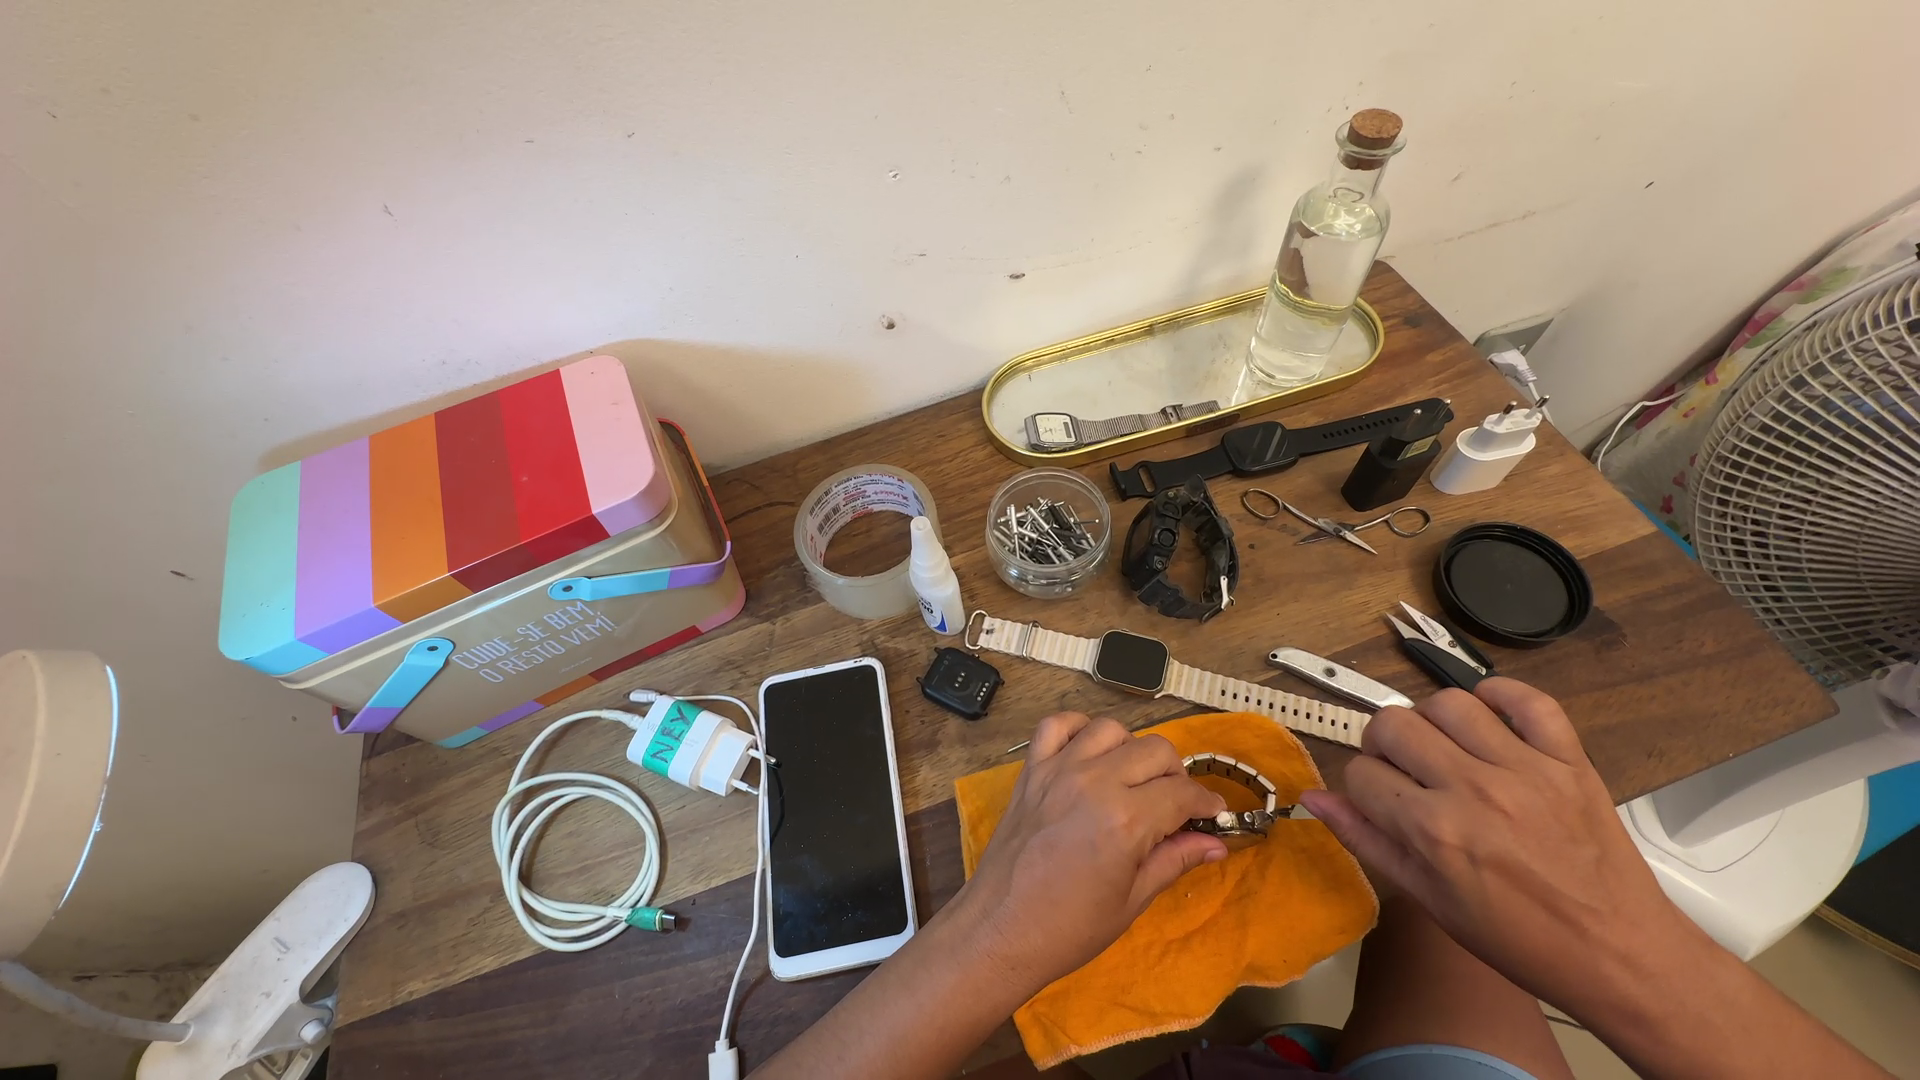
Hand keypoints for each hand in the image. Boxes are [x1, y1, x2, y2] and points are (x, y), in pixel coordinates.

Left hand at [953, 713, 1227, 993]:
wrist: (1001, 928)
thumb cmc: (1070, 927)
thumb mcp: (1133, 900)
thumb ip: (1175, 860)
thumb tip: (1216, 844)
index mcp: (1126, 819)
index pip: (1182, 793)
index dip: (1205, 803)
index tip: (1212, 814)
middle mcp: (1095, 782)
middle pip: (1154, 750)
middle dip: (1175, 775)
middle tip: (1174, 805)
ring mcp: (1058, 770)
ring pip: (1110, 729)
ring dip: (1130, 748)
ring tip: (1131, 779)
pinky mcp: (1031, 770)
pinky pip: (1056, 725)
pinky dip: (1077, 729)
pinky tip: (1088, 753)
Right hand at [1299, 679, 1692, 1010]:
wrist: (1621, 956)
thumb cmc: (1517, 938)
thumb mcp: (1428, 898)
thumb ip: (1366, 840)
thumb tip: (1314, 798)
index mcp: (1433, 830)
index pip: (1361, 772)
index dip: (1361, 787)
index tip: (1381, 803)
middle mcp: (1473, 789)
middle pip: (1393, 724)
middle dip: (1383, 745)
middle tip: (1404, 771)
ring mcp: (1525, 769)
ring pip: (1448, 702)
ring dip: (1432, 720)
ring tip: (1444, 748)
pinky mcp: (1570, 760)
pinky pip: (1529, 700)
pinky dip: (1501, 695)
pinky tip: (1488, 716)